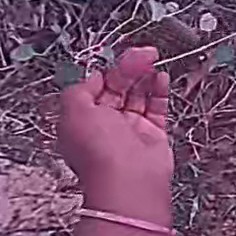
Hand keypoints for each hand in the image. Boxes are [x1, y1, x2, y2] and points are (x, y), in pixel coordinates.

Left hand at [47, 46, 171, 224]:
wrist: (129, 181)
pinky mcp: (153, 132)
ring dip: (145, 76)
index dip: (107, 70)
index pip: (96, 85)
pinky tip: (161, 78)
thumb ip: (79, 89)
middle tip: (143, 55)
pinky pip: (157, 105)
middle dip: (130, 68)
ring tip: (152, 62)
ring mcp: (130, 127)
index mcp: (84, 118)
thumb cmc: (99, 152)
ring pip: (139, 93)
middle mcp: (106, 123)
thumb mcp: (74, 111)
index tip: (118, 58)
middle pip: (119, 86)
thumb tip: (93, 76)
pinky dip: (160, 89)